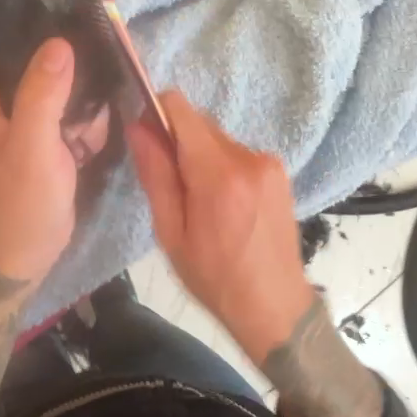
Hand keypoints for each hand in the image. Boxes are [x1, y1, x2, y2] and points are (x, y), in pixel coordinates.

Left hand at [0, 37, 80, 285]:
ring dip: (85, 114)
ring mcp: (32, 123)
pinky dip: (87, 132)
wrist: (30, 253)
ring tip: (81, 141)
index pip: (7, 49)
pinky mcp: (53, 141)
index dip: (37, 40)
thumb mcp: (32, 141)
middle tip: (82, 108)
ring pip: (69, 93)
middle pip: (47, 68)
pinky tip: (86, 151)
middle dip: (75, 84)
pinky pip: (78, 119)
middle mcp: (7, 104)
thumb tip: (59, 42)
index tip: (72, 31)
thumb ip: (43, 92)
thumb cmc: (22, 198)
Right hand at [127, 93, 382, 416]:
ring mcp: (269, 163)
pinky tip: (223, 206)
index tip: (145, 140)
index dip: (156, 113)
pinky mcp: (279, 172)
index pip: (180, 109)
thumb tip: (137, 126)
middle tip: (171, 187)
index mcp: (218, 174)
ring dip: (200, 157)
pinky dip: (221, 168)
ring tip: (199, 204)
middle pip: (198, 123)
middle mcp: (249, 158)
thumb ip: (156, 174)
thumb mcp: (170, 232)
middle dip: (177, 143)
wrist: (274, 307)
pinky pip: (237, 154)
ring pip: (217, 139)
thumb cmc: (214, 278)